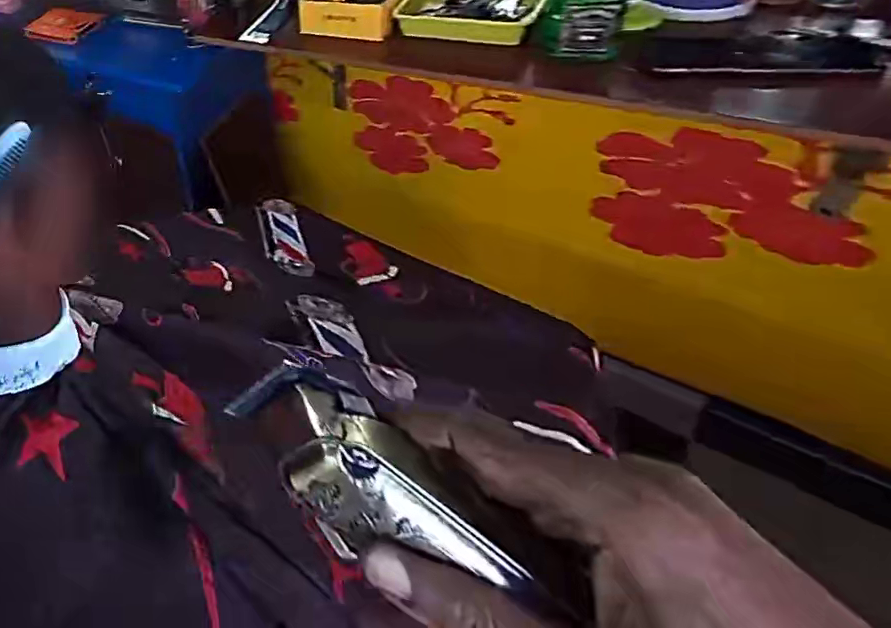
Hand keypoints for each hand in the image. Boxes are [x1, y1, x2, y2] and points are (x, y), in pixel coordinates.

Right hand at [360, 407, 865, 627]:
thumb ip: (476, 612)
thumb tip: (373, 563)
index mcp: (616, 501)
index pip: (474, 435)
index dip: (403, 431)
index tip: (349, 444)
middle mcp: (639, 478)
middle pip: (503, 452)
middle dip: (440, 475)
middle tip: (387, 503)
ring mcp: (673, 496)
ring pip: (541, 474)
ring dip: (488, 497)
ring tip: (446, 532)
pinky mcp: (693, 520)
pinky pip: (584, 495)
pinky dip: (537, 513)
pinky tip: (524, 554)